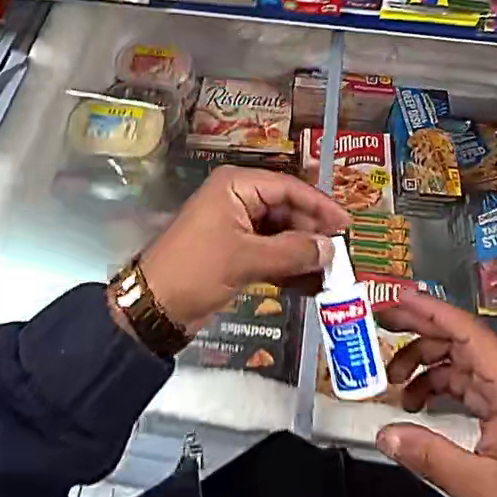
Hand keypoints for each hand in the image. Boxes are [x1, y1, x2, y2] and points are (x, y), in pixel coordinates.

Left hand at [133, 166, 350, 331]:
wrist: (151, 310)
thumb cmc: (194, 271)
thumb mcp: (245, 260)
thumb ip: (292, 252)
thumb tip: (330, 249)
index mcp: (236, 186)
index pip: (288, 187)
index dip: (319, 204)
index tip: (345, 222)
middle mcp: (239, 199)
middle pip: (287, 209)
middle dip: (313, 231)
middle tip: (341, 251)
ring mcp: (237, 226)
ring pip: (281, 232)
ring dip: (304, 251)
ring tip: (331, 270)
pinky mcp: (236, 251)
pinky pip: (271, 252)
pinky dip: (289, 265)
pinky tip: (311, 282)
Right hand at [375, 290, 496, 496]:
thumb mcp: (482, 488)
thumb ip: (430, 456)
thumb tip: (387, 434)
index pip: (468, 331)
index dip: (431, 310)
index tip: (400, 297)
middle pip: (461, 339)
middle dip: (420, 329)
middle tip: (382, 322)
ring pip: (461, 360)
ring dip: (426, 363)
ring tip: (394, 378)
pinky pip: (467, 384)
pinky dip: (439, 385)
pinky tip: (417, 400)